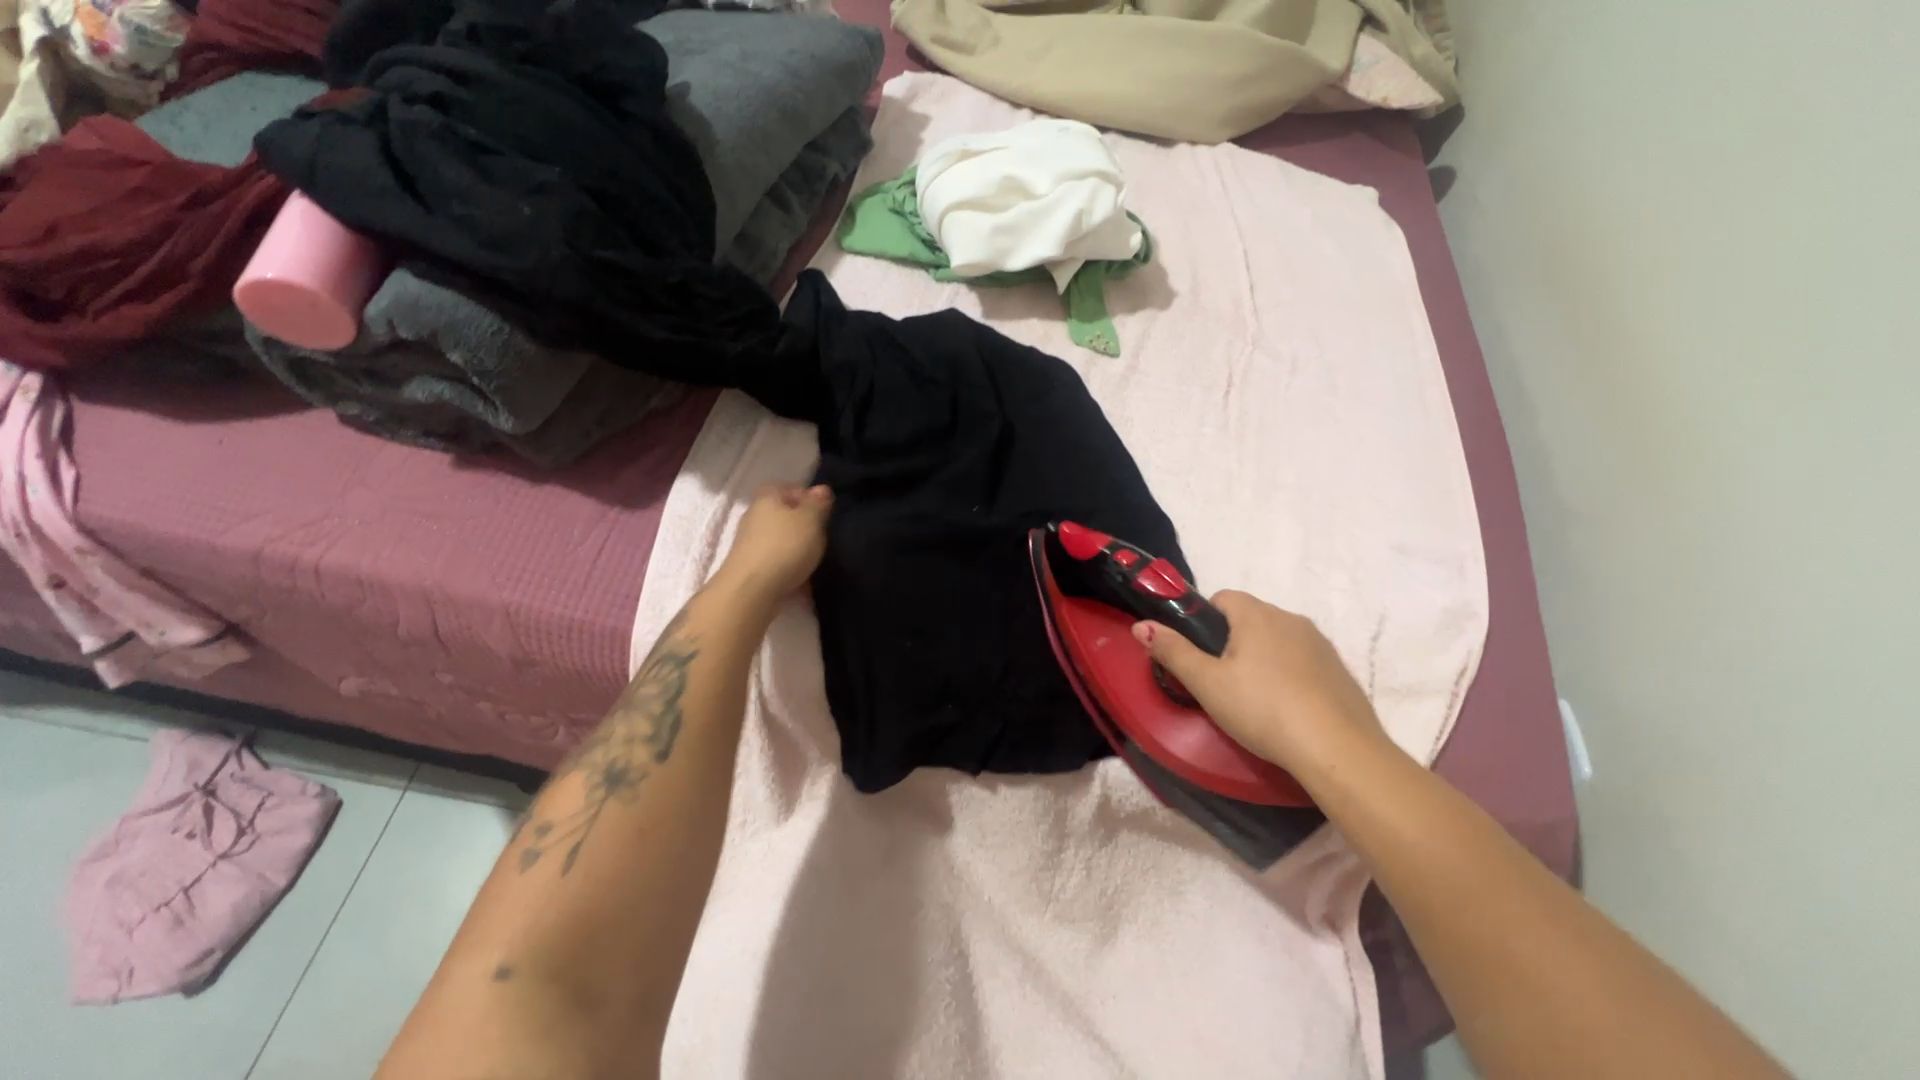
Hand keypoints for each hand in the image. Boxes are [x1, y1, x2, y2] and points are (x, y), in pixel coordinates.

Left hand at [714, 485, 832, 605]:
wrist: (751, 590)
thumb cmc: (785, 547)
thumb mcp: (811, 519)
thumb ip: (818, 503)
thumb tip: (821, 489)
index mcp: (767, 497)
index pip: (789, 488)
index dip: (809, 497)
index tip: (825, 513)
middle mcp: (754, 515)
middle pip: (784, 515)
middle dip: (804, 526)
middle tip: (823, 538)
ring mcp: (749, 542)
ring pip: (780, 539)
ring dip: (797, 549)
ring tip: (815, 561)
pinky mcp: (750, 566)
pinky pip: (776, 561)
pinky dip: (789, 568)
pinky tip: (802, 580)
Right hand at [1132, 591, 1388, 784]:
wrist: (1336, 748)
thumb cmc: (1262, 709)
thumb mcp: (1206, 684)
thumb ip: (1172, 652)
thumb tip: (1140, 626)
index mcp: (1256, 615)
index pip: (1222, 598)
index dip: (1204, 622)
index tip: (1200, 656)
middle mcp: (1291, 619)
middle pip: (1251, 619)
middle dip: (1233, 642)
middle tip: (1221, 684)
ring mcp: (1320, 644)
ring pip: (1279, 641)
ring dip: (1263, 659)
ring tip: (1254, 701)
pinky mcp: (1339, 670)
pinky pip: (1304, 663)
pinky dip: (1290, 677)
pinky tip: (1287, 710)